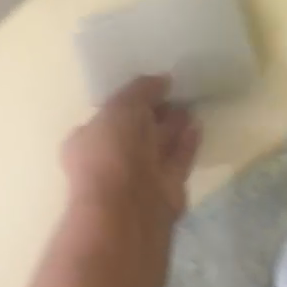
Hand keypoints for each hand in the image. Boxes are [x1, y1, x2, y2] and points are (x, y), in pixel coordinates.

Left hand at [61, 75, 201, 224]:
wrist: (127, 206)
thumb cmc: (113, 151)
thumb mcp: (122, 106)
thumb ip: (142, 89)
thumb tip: (162, 80)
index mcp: (88, 140)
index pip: (111, 114)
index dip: (132, 99)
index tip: (155, 85)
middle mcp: (111, 159)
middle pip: (137, 130)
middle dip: (156, 112)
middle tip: (177, 91)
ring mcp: (138, 176)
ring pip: (159, 145)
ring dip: (174, 126)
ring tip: (191, 104)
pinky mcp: (165, 188)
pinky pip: (177, 159)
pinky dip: (187, 143)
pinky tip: (198, 125)